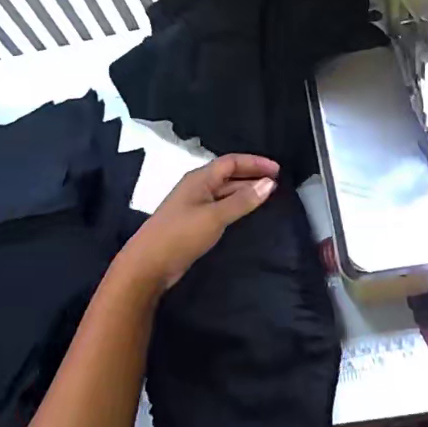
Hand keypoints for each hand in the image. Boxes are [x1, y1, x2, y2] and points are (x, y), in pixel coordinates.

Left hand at [112, 154, 279, 290]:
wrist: (149, 264)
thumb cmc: (181, 235)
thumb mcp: (215, 216)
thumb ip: (242, 200)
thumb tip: (269, 183)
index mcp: (199, 178)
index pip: (231, 161)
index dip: (255, 163)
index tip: (278, 170)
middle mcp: (197, 187)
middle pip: (228, 174)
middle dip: (252, 175)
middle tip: (277, 183)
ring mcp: (195, 205)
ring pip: (225, 191)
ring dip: (245, 191)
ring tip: (268, 196)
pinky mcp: (194, 222)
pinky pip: (220, 206)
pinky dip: (236, 205)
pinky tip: (247, 213)